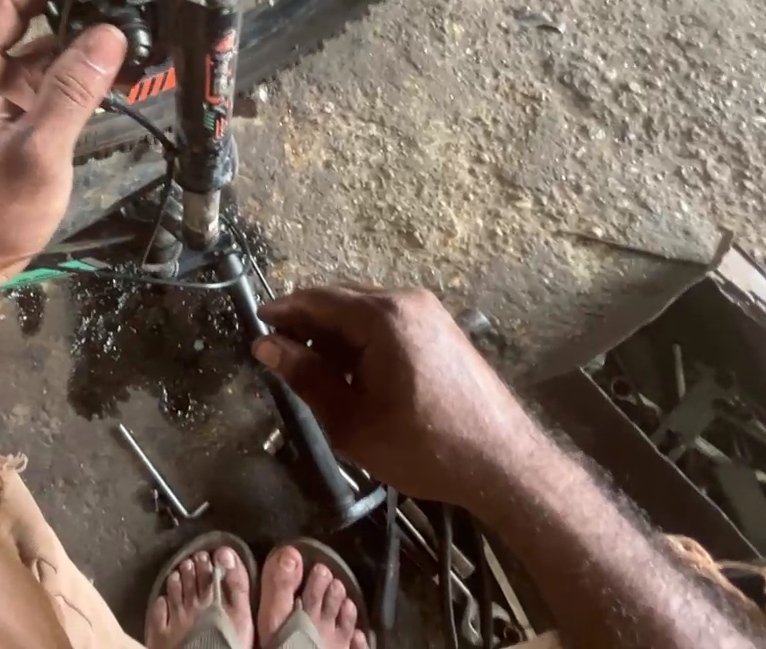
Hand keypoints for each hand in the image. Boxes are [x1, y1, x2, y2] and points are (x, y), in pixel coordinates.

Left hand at [0, 0, 127, 284]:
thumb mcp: (39, 153)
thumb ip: (73, 91)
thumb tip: (110, 33)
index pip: (0, 3)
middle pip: (12, 24)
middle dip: (64, 16)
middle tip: (118, 8)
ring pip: (22, 55)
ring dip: (65, 51)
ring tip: (121, 42)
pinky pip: (22, 85)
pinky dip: (56, 81)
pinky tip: (98, 80)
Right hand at [253, 286, 541, 506]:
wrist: (507, 467)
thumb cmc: (424, 447)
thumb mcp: (351, 419)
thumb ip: (305, 376)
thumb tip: (264, 345)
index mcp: (382, 317)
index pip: (315, 299)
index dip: (282, 311)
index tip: (257, 327)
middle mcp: (405, 300)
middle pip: (338, 298)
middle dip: (307, 322)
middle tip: (284, 354)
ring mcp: (428, 311)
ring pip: (362, 307)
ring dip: (334, 330)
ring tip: (317, 368)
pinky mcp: (440, 327)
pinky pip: (386, 318)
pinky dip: (360, 335)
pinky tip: (354, 369)